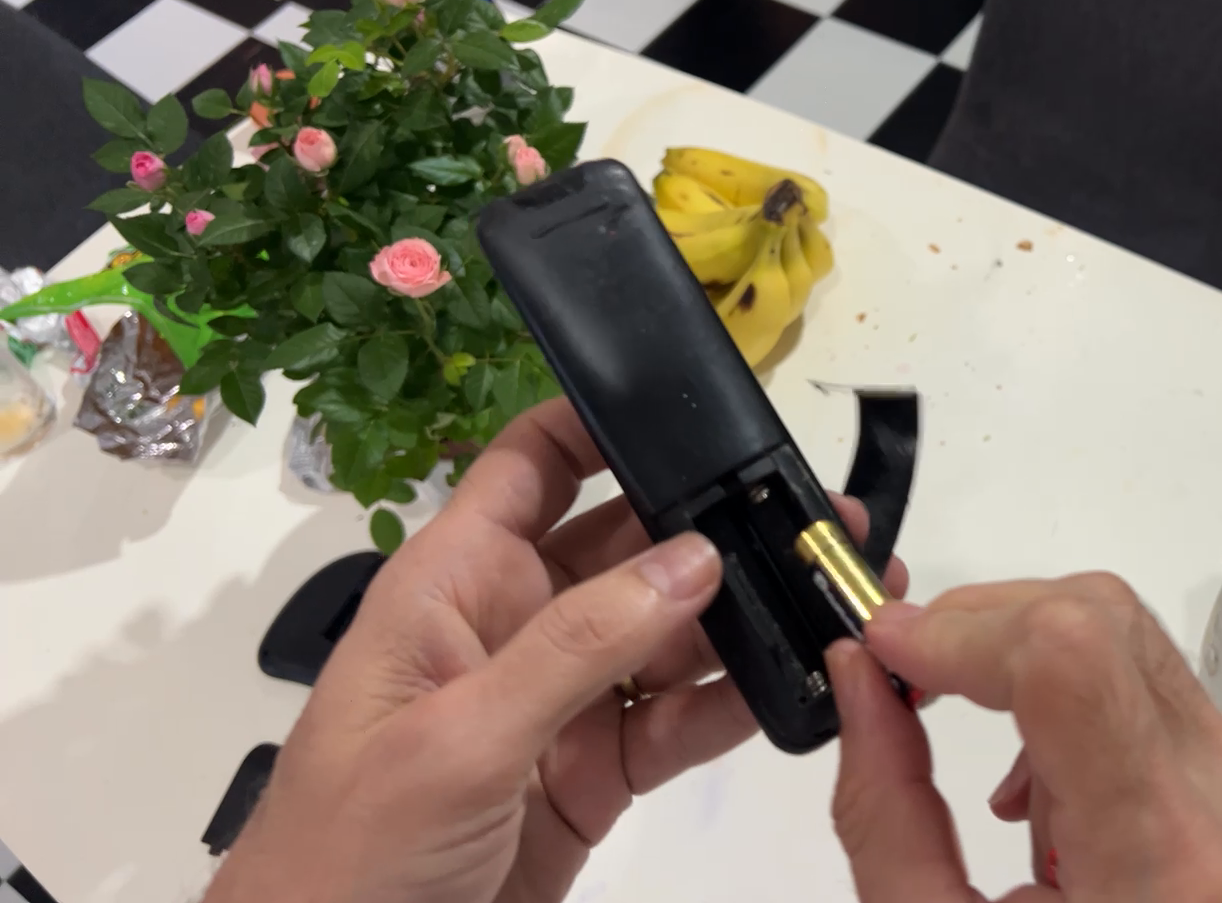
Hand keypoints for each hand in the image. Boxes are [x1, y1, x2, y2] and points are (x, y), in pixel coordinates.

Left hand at [207, 397, 901, 902]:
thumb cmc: (347, 859)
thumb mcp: (456, 739)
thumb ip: (580, 645)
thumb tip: (699, 558)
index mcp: (466, 579)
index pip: (535, 464)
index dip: (603, 424)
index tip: (695, 413)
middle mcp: (530, 617)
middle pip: (637, 542)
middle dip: (718, 525)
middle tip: (806, 514)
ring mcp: (577, 691)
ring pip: (676, 627)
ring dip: (748, 611)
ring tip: (825, 589)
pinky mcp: (612, 758)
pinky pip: (687, 712)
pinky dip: (740, 698)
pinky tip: (798, 676)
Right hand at [827, 573, 1221, 901]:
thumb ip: (885, 808)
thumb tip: (857, 672)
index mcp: (1168, 866)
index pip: (1069, 656)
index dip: (962, 627)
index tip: (888, 647)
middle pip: (1096, 620)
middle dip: (982, 626)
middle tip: (913, 679)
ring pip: (1122, 635)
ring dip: (1024, 661)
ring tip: (994, 778)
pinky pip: (1147, 683)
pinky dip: (1072, 697)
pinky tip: (1045, 791)